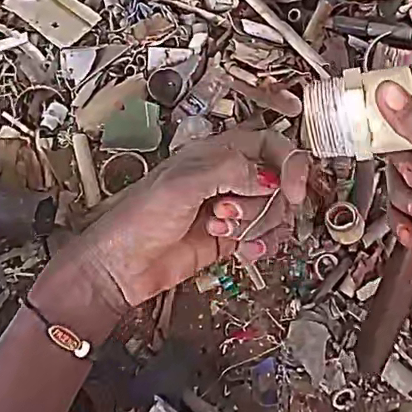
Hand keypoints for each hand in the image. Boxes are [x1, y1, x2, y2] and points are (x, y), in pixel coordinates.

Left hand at [31, 131, 311, 340]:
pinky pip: (266, 236)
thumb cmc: (137, 219)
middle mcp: (226, 177)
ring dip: (259, 226)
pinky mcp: (232, 236)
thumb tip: (269, 176)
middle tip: (231, 214)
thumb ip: (229, 171)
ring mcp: (231, 208)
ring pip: (275, 211)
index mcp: (214, 153)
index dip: (288, 163)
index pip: (268, 144)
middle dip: (264, 203)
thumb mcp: (182, 184)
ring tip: (224, 231)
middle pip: (277, 181)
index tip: (291, 189)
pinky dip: (263, 245)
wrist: (120, 268)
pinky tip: (243, 250)